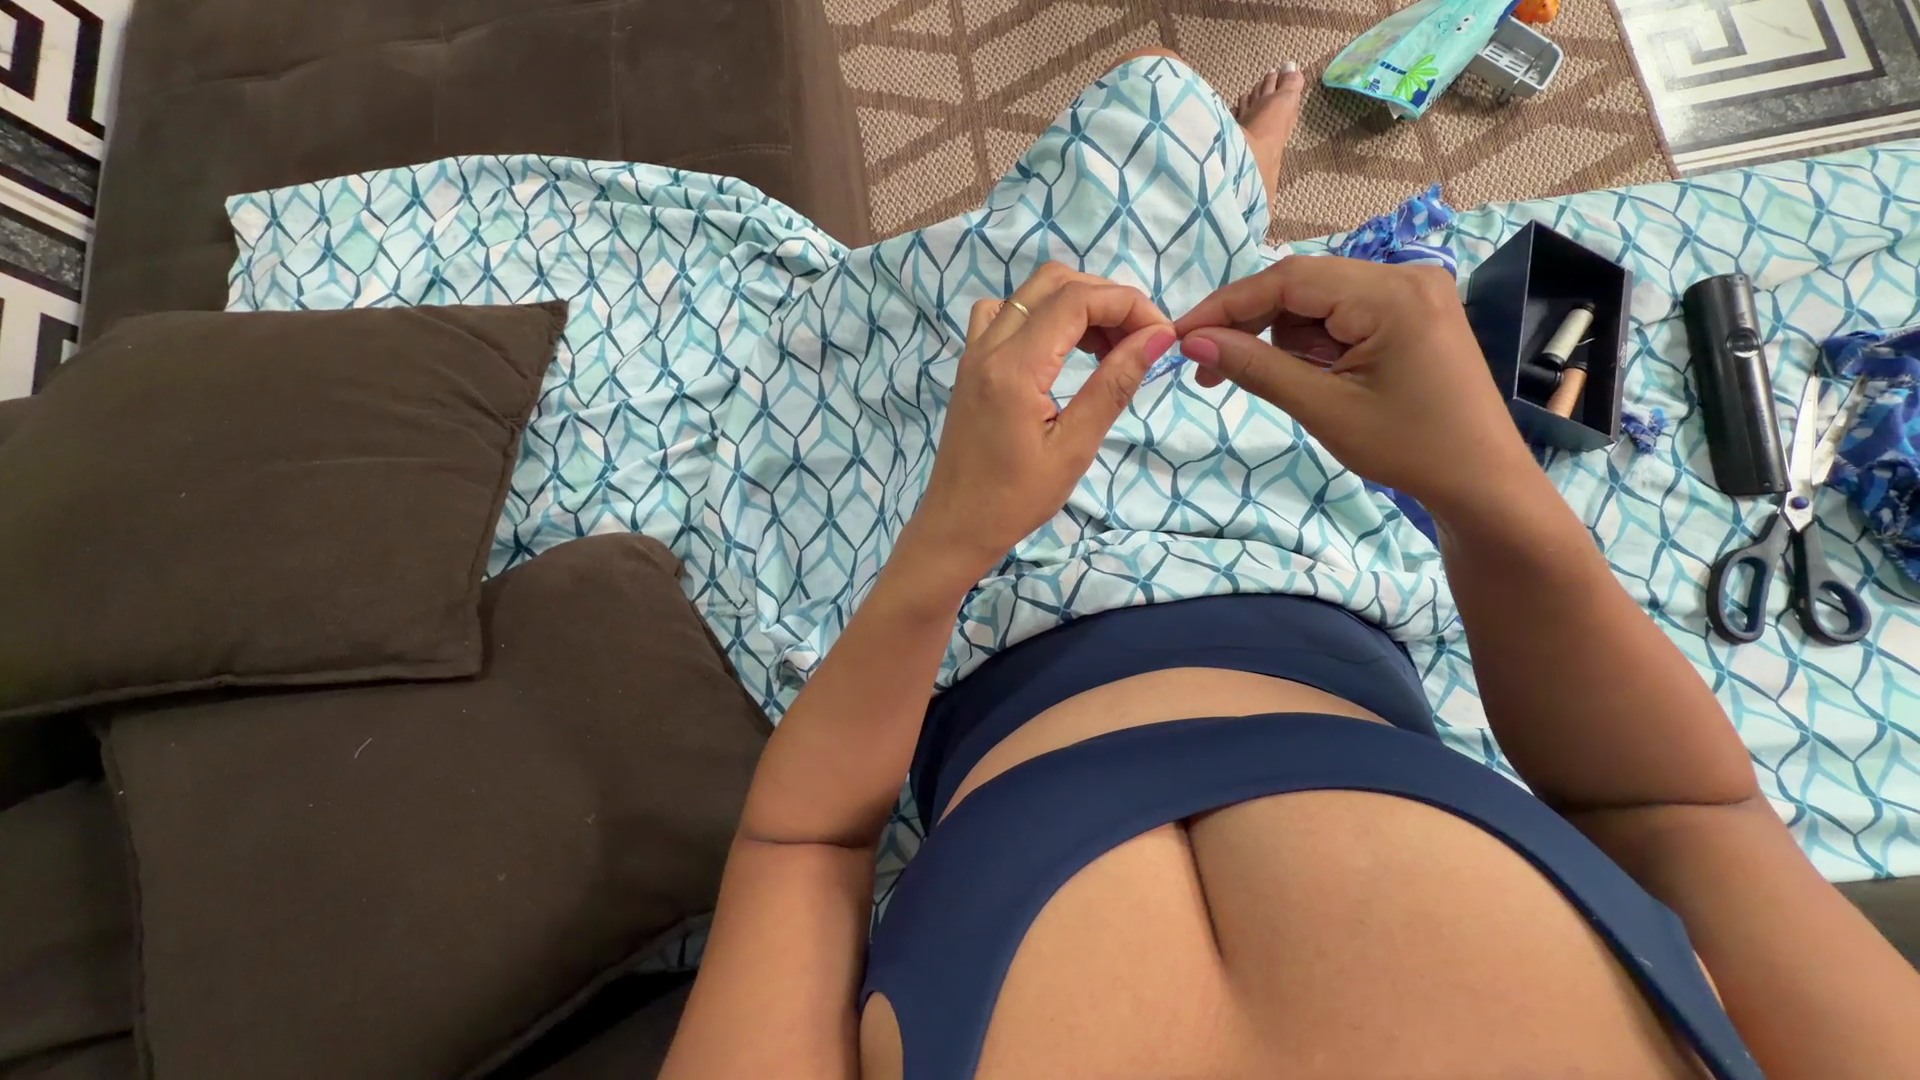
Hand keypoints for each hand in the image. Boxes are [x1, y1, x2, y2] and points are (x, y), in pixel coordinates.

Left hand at [905, 262, 1175, 580]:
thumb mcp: (1074, 448)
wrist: (956, 526)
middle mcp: (988, 347)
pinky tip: (1060, 353)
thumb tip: (1157, 338)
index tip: (1159, 336)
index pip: (1077, 300)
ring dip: (1074, 304)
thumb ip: (1113, 386)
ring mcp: (974, 353)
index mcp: (1014, 368)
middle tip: (1137, 339)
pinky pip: (1005, 315)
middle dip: (1105, 298)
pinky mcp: (971, 366)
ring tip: (1106, 348)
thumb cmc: (1016, 500)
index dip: (1127, 304)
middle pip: (1053, 283)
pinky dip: (1041, 317)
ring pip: (1029, 294)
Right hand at [1173, 256, 1537, 519]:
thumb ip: (1255, 367)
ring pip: (1316, 303)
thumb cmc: (1407, 447)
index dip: (1226, 306)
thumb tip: (1193, 342)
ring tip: (1273, 385)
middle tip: (1206, 371)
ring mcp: (1409, 294)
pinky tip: (1304, 378)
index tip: (1181, 337)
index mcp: (1390, 293)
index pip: (1287, 280)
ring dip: (1280, 340)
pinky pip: (1340, 317)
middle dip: (1251, 325)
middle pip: (1300, 286)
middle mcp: (1403, 277)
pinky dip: (1310, 346)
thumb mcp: (1322, 408)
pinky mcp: (1408, 315)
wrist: (1480, 480)